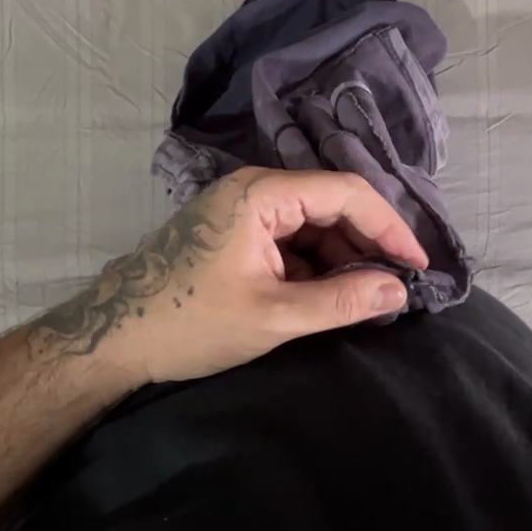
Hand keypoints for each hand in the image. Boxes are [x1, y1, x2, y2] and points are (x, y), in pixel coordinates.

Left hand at [26, 167, 429, 387]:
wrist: (112, 340)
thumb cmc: (190, 323)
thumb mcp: (273, 317)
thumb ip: (341, 301)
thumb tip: (399, 289)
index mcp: (262, 194)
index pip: (347, 194)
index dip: (390, 227)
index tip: (420, 265)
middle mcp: (255, 190)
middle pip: (332, 206)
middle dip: (368, 246)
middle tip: (397, 287)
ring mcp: (244, 212)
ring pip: (314, 226)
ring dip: (343, 259)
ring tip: (368, 299)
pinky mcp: (237, 235)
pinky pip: (292, 242)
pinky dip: (316, 268)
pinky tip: (332, 297)